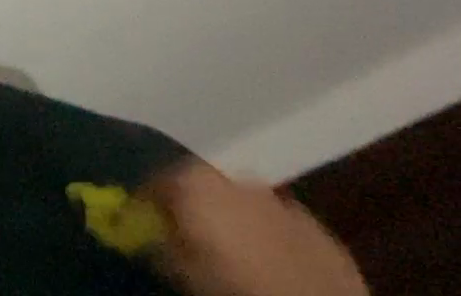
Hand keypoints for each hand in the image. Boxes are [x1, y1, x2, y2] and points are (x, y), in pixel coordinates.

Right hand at [146, 161, 367, 295]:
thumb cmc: (233, 283)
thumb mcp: (179, 268)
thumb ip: (157, 242)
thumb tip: (146, 233)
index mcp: (194, 179)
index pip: (153, 181)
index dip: (144, 204)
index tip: (142, 223)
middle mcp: (234, 178)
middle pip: (200, 185)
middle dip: (191, 204)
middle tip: (186, 233)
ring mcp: (281, 201)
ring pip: (242, 202)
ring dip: (231, 217)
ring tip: (228, 247)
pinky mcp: (318, 228)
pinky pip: (279, 224)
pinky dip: (267, 234)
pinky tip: (268, 259)